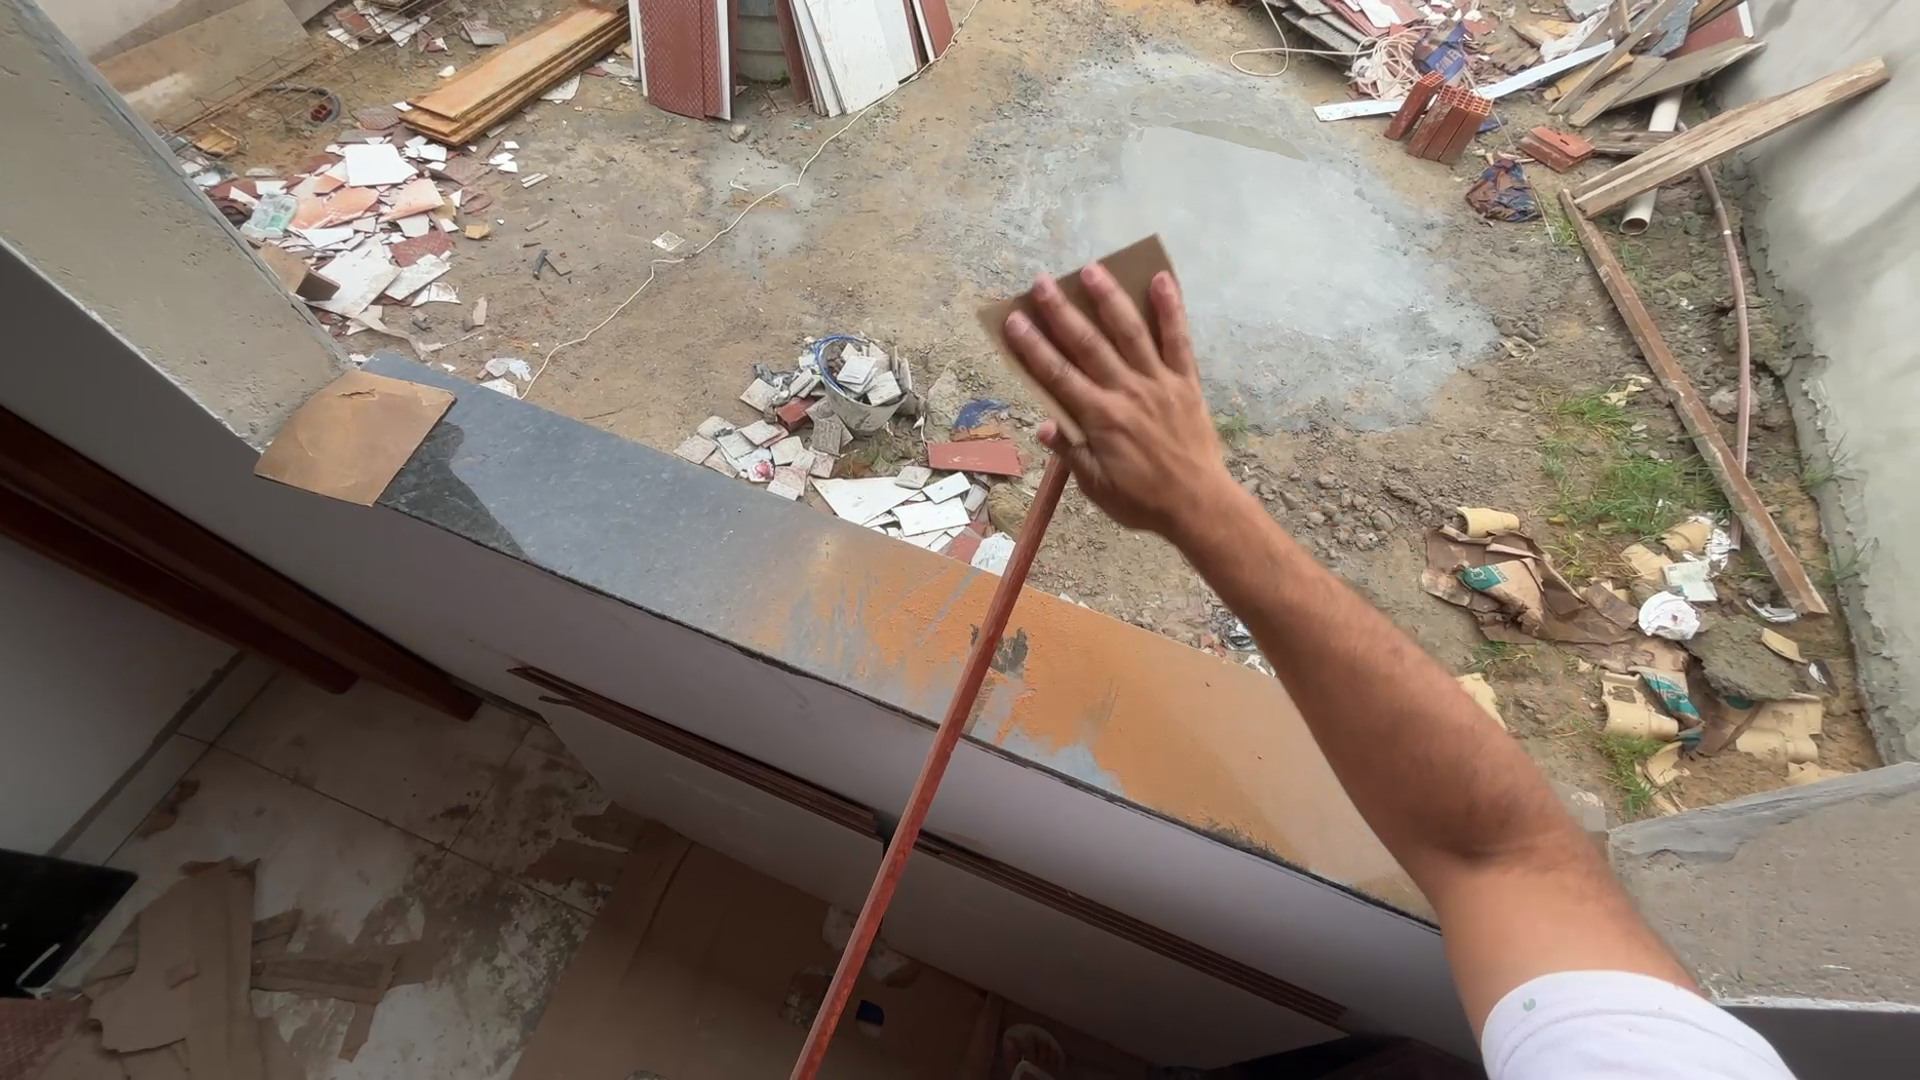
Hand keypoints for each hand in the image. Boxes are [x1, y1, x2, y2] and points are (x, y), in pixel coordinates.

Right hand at [1003, 264, 1239, 540]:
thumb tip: (1044, 424)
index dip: (1033, 347)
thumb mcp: (1096, 486)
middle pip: (1088, 344)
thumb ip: (1070, 452)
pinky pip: (1178, 340)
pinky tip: (1161, 279)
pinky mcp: (1186, 382)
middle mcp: (1126, 392)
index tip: (1015, 320)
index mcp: (1099, 418)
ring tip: (1091, 269)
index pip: (1058, 375)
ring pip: (1130, 332)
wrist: (1198, 505)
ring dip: (1109, 299)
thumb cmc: (1141, 500)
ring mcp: (1158, 382)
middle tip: (1042, 282)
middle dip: (1061, 311)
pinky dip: (1170, 309)